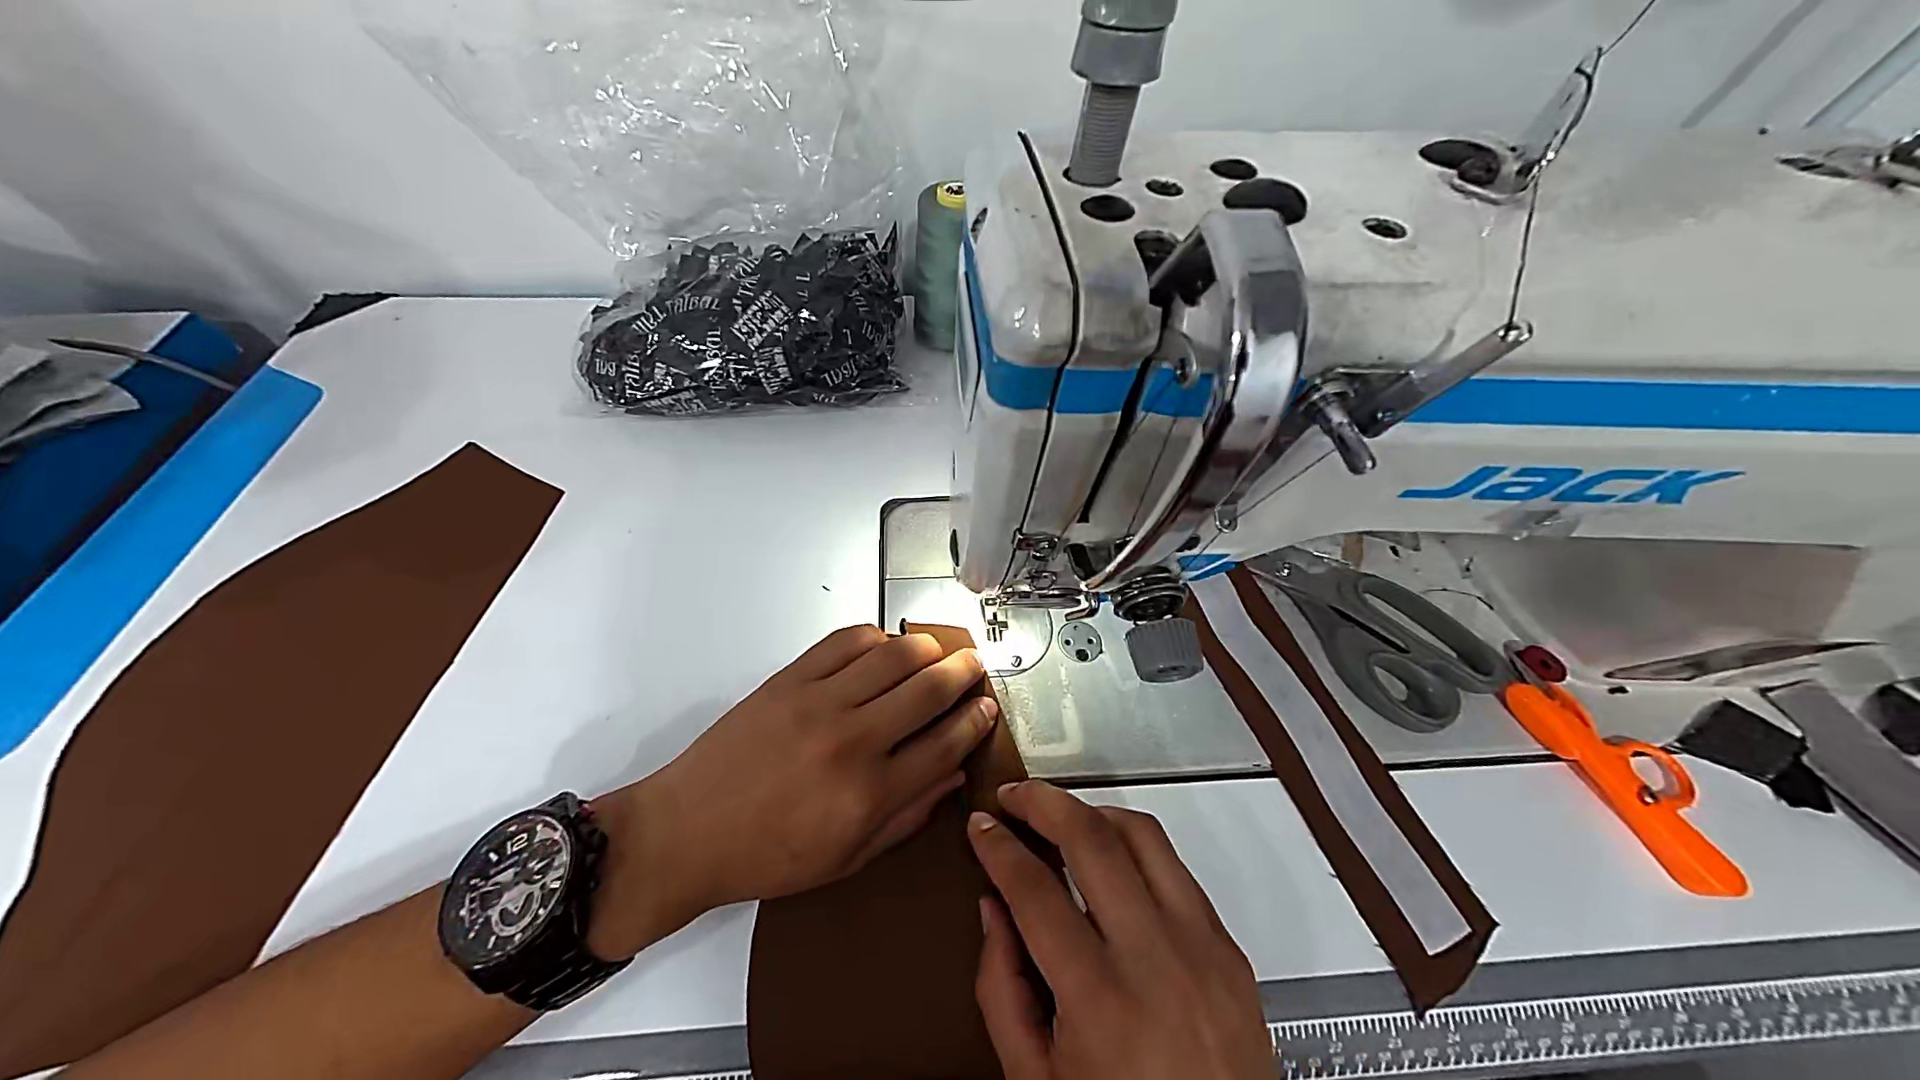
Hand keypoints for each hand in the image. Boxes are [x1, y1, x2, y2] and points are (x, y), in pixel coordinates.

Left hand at [587, 626, 997, 958]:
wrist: (687, 833)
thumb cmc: (766, 855)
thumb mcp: (848, 858)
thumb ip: (908, 816)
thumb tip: (951, 777)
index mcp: (869, 794)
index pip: (946, 743)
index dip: (975, 720)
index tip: (986, 707)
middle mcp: (851, 741)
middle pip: (929, 688)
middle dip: (963, 671)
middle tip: (973, 666)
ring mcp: (818, 702)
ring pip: (894, 654)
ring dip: (927, 646)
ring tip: (937, 651)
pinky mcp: (788, 679)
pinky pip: (844, 640)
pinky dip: (874, 635)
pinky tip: (884, 645)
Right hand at [968, 781, 1272, 1079]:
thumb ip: (1001, 988)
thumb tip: (994, 910)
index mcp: (1101, 1002)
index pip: (1034, 890)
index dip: (998, 847)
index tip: (983, 828)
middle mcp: (1157, 963)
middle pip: (1092, 839)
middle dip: (1044, 801)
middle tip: (1016, 795)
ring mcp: (1201, 949)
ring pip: (1142, 836)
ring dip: (1093, 811)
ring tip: (1062, 812)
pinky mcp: (1229, 950)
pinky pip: (1178, 869)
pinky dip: (1137, 845)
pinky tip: (1112, 853)